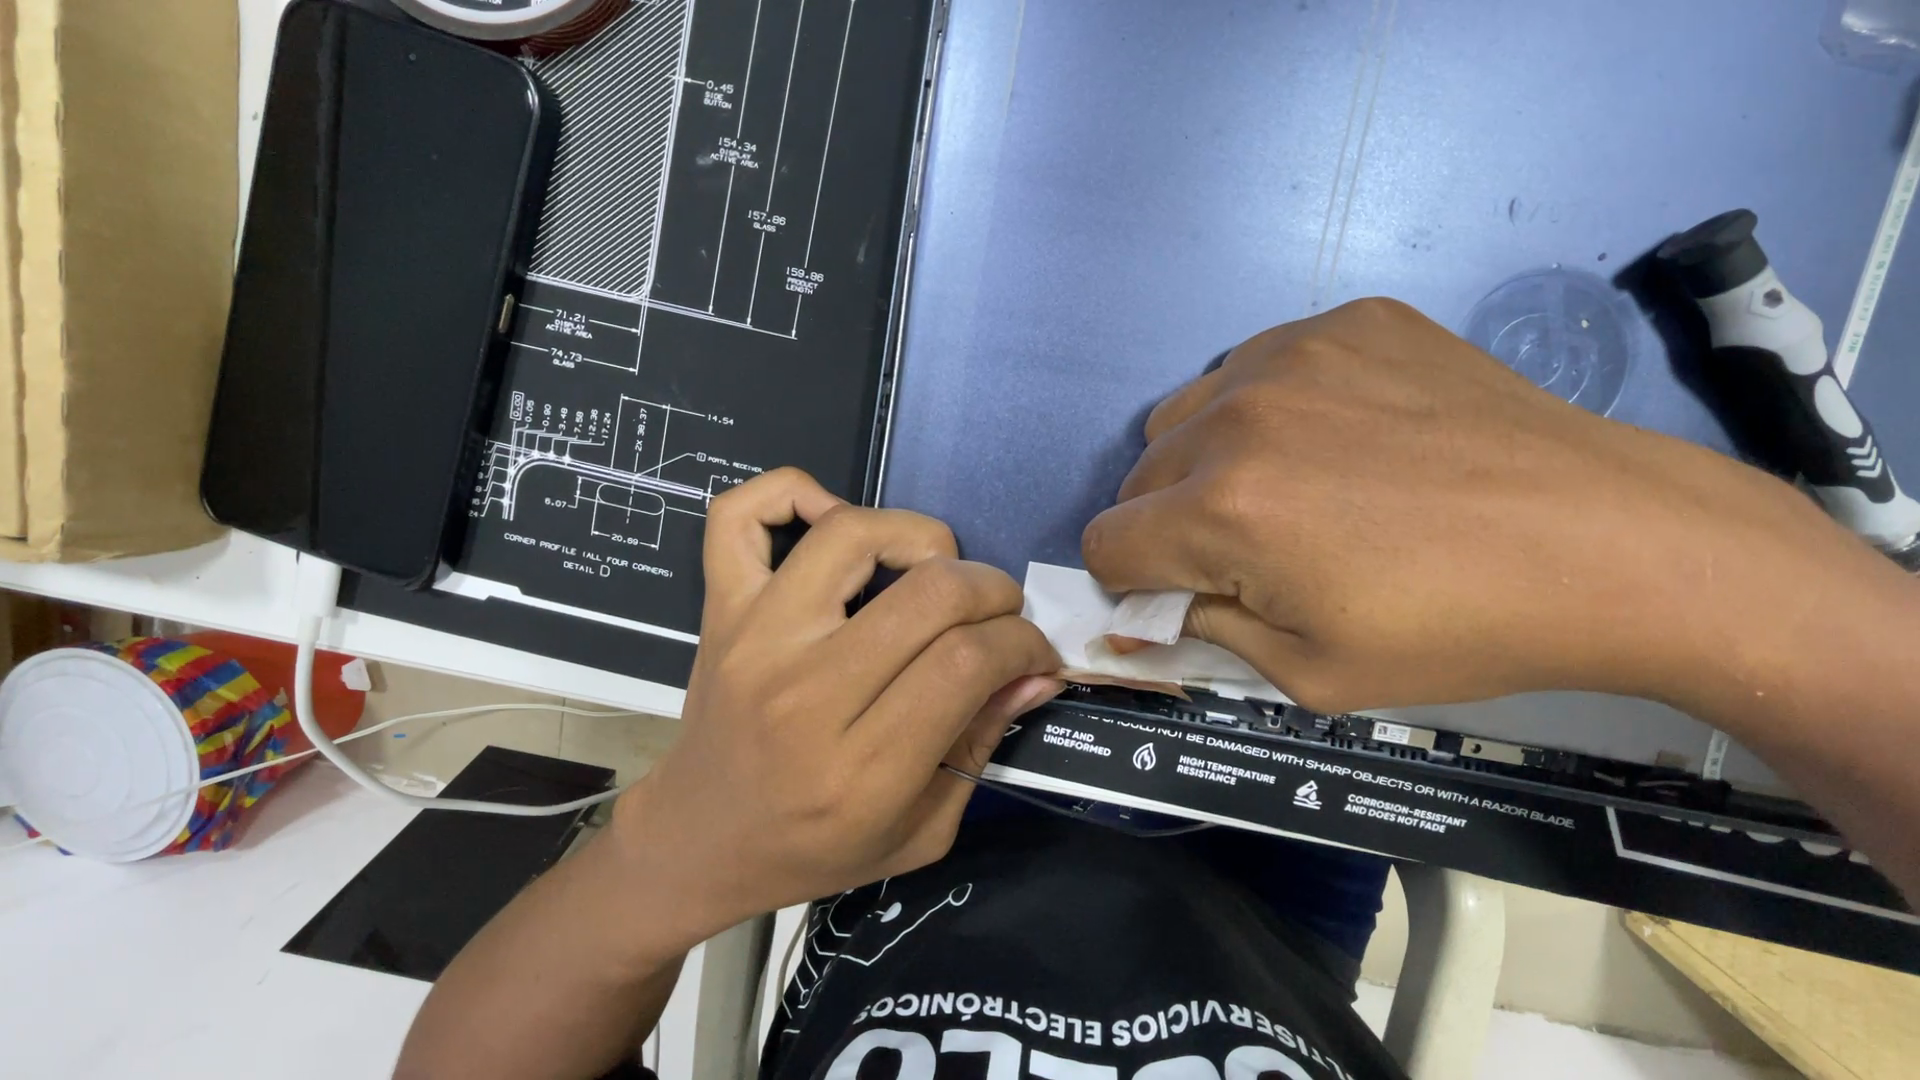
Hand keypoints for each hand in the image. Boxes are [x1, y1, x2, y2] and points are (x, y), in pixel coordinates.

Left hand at [609, 469, 1059, 947]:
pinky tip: (833, 519)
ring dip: (919, 537)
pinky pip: (740, 517)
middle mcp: (806, 694)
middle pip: (928, 595)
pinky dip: (792, 494)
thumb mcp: (921, 831)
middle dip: (991, 591)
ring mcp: (756, 641)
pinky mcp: (720, 612)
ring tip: (932, 570)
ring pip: (852, 536)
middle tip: (996, 616)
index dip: (1021, 642)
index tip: (1032, 654)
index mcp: (861, 768)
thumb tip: (1036, 673)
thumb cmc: (814, 849)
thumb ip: (980, 746)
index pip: (966, 662)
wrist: (701, 842)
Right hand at [1082, 297, 1881, 714]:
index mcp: (1225, 510)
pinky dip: (1269, 407)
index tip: (1185, 596)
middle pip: (1137, 477)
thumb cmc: (1458, 629)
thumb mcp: (1310, 675)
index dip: (1134, 584)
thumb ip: (1203, 634)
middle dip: (1169, 524)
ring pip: (1186, 413)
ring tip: (1293, 485)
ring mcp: (1295, 352)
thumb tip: (1141, 614)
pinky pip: (1257, 364)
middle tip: (1250, 550)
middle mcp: (1238, 417)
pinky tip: (1344, 436)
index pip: (1107, 544)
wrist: (1612, 543)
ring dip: (1207, 460)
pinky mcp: (1351, 318)